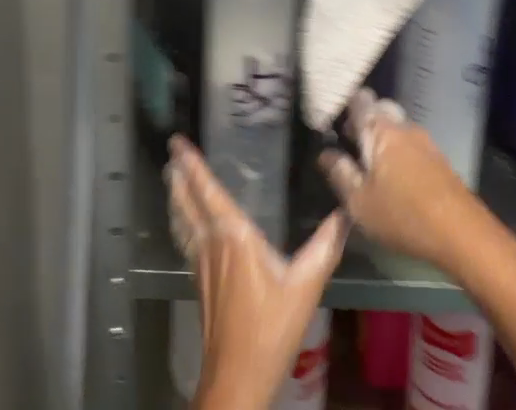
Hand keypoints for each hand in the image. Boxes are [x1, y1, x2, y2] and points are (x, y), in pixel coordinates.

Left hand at [167, 136, 346, 408]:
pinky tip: (184, 223)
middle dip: (178, 176)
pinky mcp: (198, 281)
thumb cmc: (272, 328)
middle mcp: (211, 243)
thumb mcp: (306, 286)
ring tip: (171, 178)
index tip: (178, 142)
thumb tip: (344, 214)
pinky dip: (181, 221)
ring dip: (176, 196)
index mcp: (234, 236)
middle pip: (187, 202)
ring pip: (182, 220)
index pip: (208, 191)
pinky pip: (185, 239)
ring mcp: (201, 263)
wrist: (238, 373)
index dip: (192, 165)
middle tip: (171, 152)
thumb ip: (324, 247)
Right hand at [319, 89, 484, 271]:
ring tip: (369, 164)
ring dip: (382, 138)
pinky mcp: (440, 160)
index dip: (344, 105)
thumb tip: (325, 154)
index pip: (359, 100)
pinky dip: (399, 152)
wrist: (463, 235)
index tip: (331, 119)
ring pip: (397, 128)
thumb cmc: (402, 216)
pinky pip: (411, 145)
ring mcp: (426, 142)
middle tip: (348, 144)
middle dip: (364, 121)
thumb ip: (339, 173)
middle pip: (380, 110)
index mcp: (380, 130)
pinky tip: (394, 177)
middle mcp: (404, 128)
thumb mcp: (359, 202)